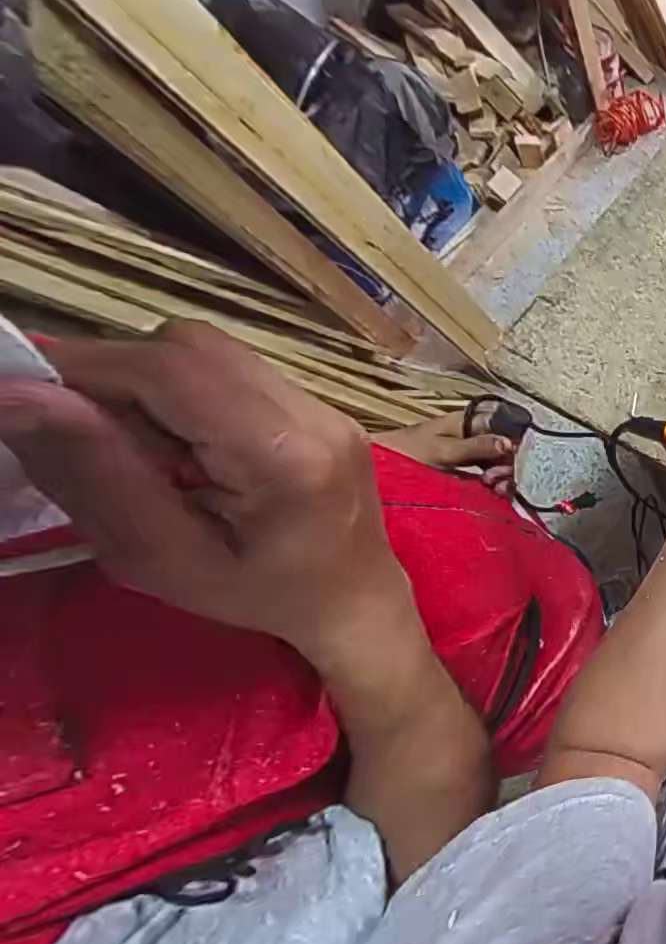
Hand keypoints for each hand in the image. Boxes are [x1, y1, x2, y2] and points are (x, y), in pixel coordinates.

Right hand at [0, 322, 414, 661]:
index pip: (173, 368)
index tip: (22, 402)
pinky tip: (194, 452)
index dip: (79, 367)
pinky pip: (244, 379)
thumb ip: (95, 472)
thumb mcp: (158, 555)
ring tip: (154, 454)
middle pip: (196, 349)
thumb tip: (16, 392)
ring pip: (219, 357)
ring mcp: (334, 413)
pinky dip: (196, 399)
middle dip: (117, 376)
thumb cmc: (262, 591)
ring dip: (157, 388)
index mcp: (289, 456)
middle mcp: (321, 419)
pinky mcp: (330, 417)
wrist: (354, 595)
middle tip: (98, 441)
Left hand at [375, 410, 516, 497]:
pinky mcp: (470, 471)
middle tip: (497, 478)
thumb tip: (510, 444)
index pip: (510, 426)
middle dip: (511, 463)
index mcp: (472, 422)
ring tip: (495, 487)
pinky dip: (499, 485)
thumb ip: (476, 447)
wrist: (369, 471)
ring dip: (506, 476)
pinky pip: (495, 476)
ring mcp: (474, 453)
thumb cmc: (403, 454)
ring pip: (504, 462)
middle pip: (510, 446)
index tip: (516, 459)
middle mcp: (478, 435)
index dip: (519, 442)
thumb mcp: (441, 450)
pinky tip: (495, 492)